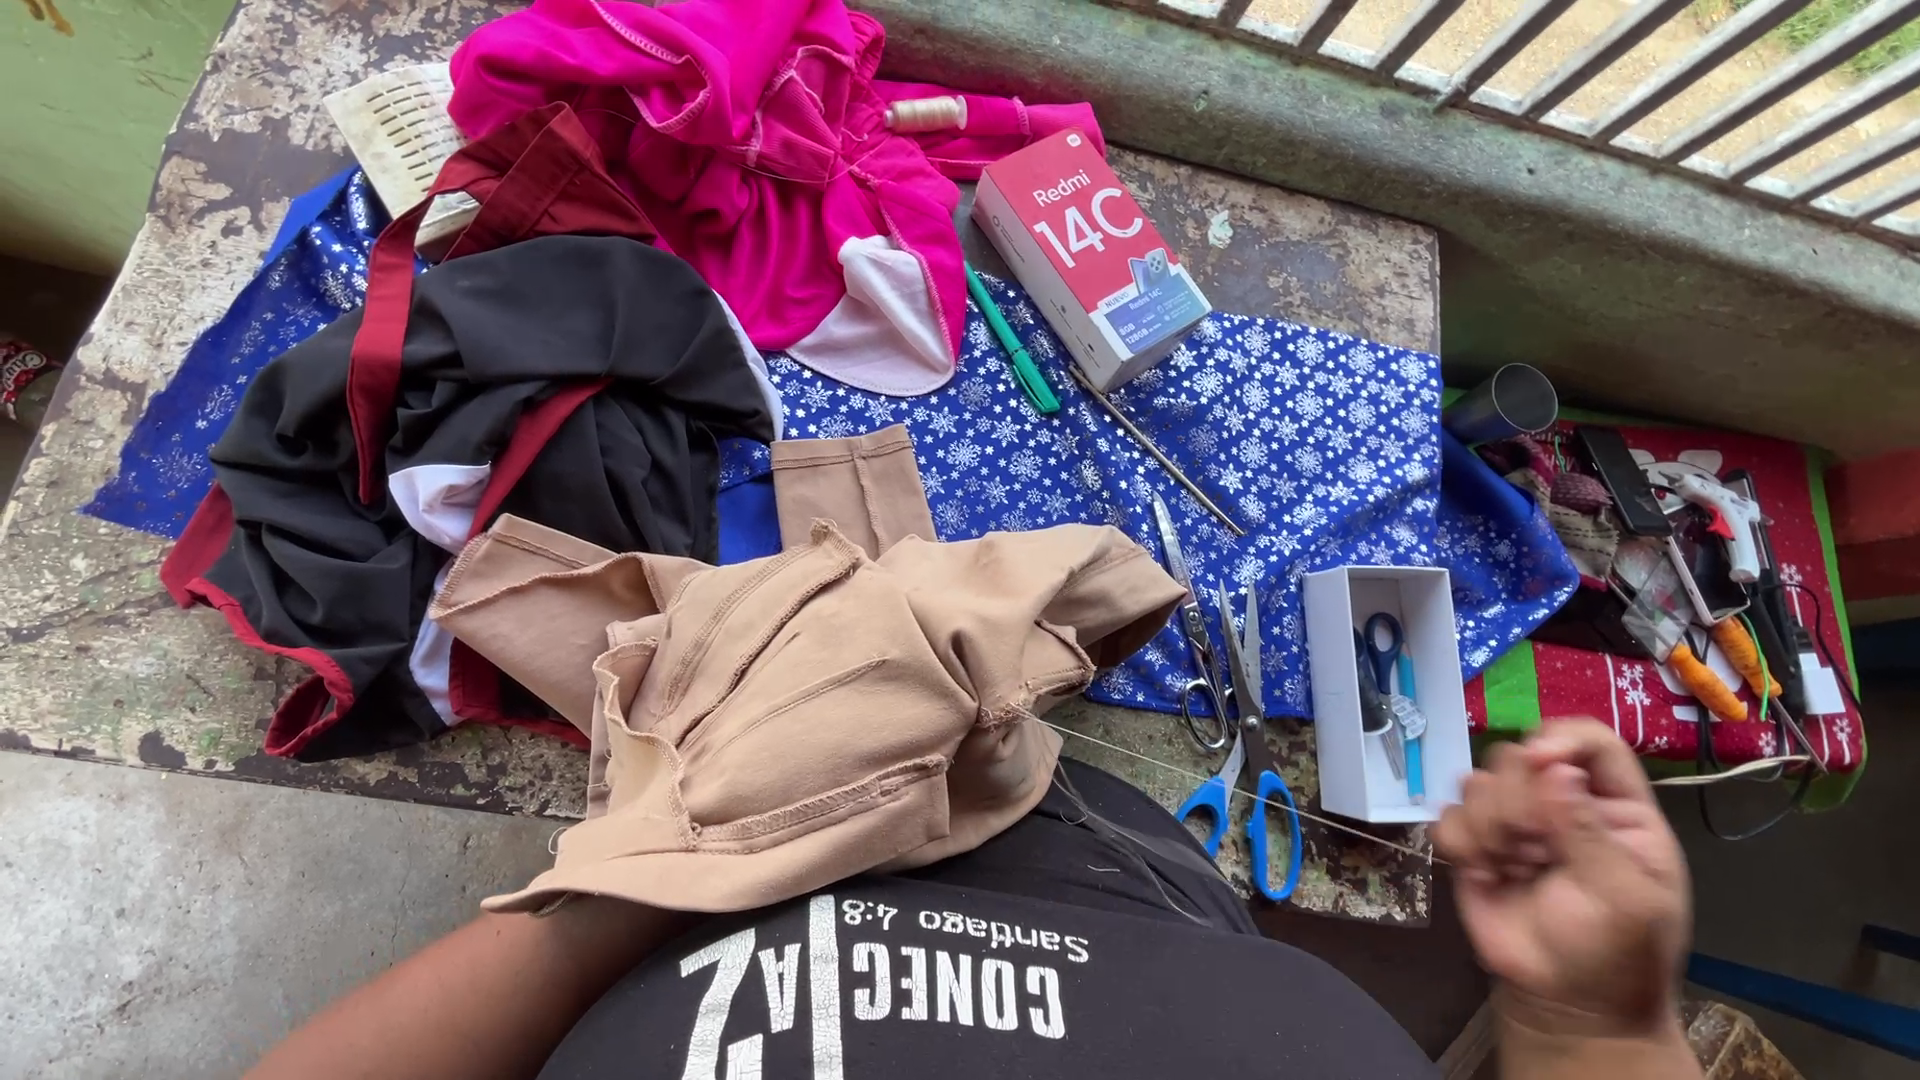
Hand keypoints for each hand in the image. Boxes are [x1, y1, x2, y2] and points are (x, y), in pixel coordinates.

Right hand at [1434, 719, 1689, 1036]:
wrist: (1565, 1000)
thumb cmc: (1615, 953)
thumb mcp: (1625, 898)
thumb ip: (1589, 831)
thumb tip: (1554, 769)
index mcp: (1614, 809)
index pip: (1591, 743)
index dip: (1560, 739)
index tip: (1538, 761)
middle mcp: (1559, 802)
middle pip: (1516, 758)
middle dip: (1517, 804)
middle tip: (1534, 851)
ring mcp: (1510, 820)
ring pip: (1474, 783)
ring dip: (1489, 829)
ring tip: (1512, 868)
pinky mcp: (1470, 840)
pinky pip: (1445, 816)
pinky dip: (1459, 844)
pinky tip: (1483, 872)